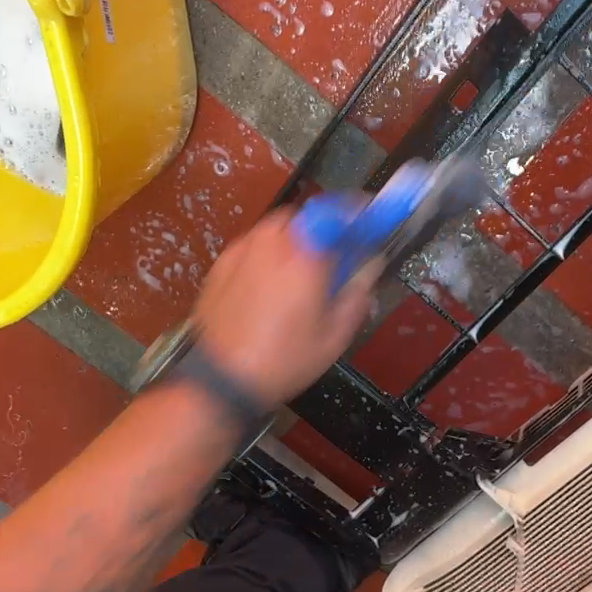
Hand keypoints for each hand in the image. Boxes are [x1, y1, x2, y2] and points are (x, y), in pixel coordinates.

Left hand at [191, 209, 381, 407]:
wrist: (222, 378)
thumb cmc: (281, 361)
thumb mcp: (334, 337)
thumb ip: (357, 295)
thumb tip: (369, 268)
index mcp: (306, 257)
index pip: (338, 212)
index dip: (356, 213)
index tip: (368, 221)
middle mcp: (273, 243)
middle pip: (307, 217)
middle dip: (324, 231)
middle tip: (335, 258)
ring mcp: (243, 250)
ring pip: (277, 230)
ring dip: (295, 242)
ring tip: (301, 275)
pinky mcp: (222, 263)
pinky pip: (253, 247)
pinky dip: (267, 256)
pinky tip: (269, 287)